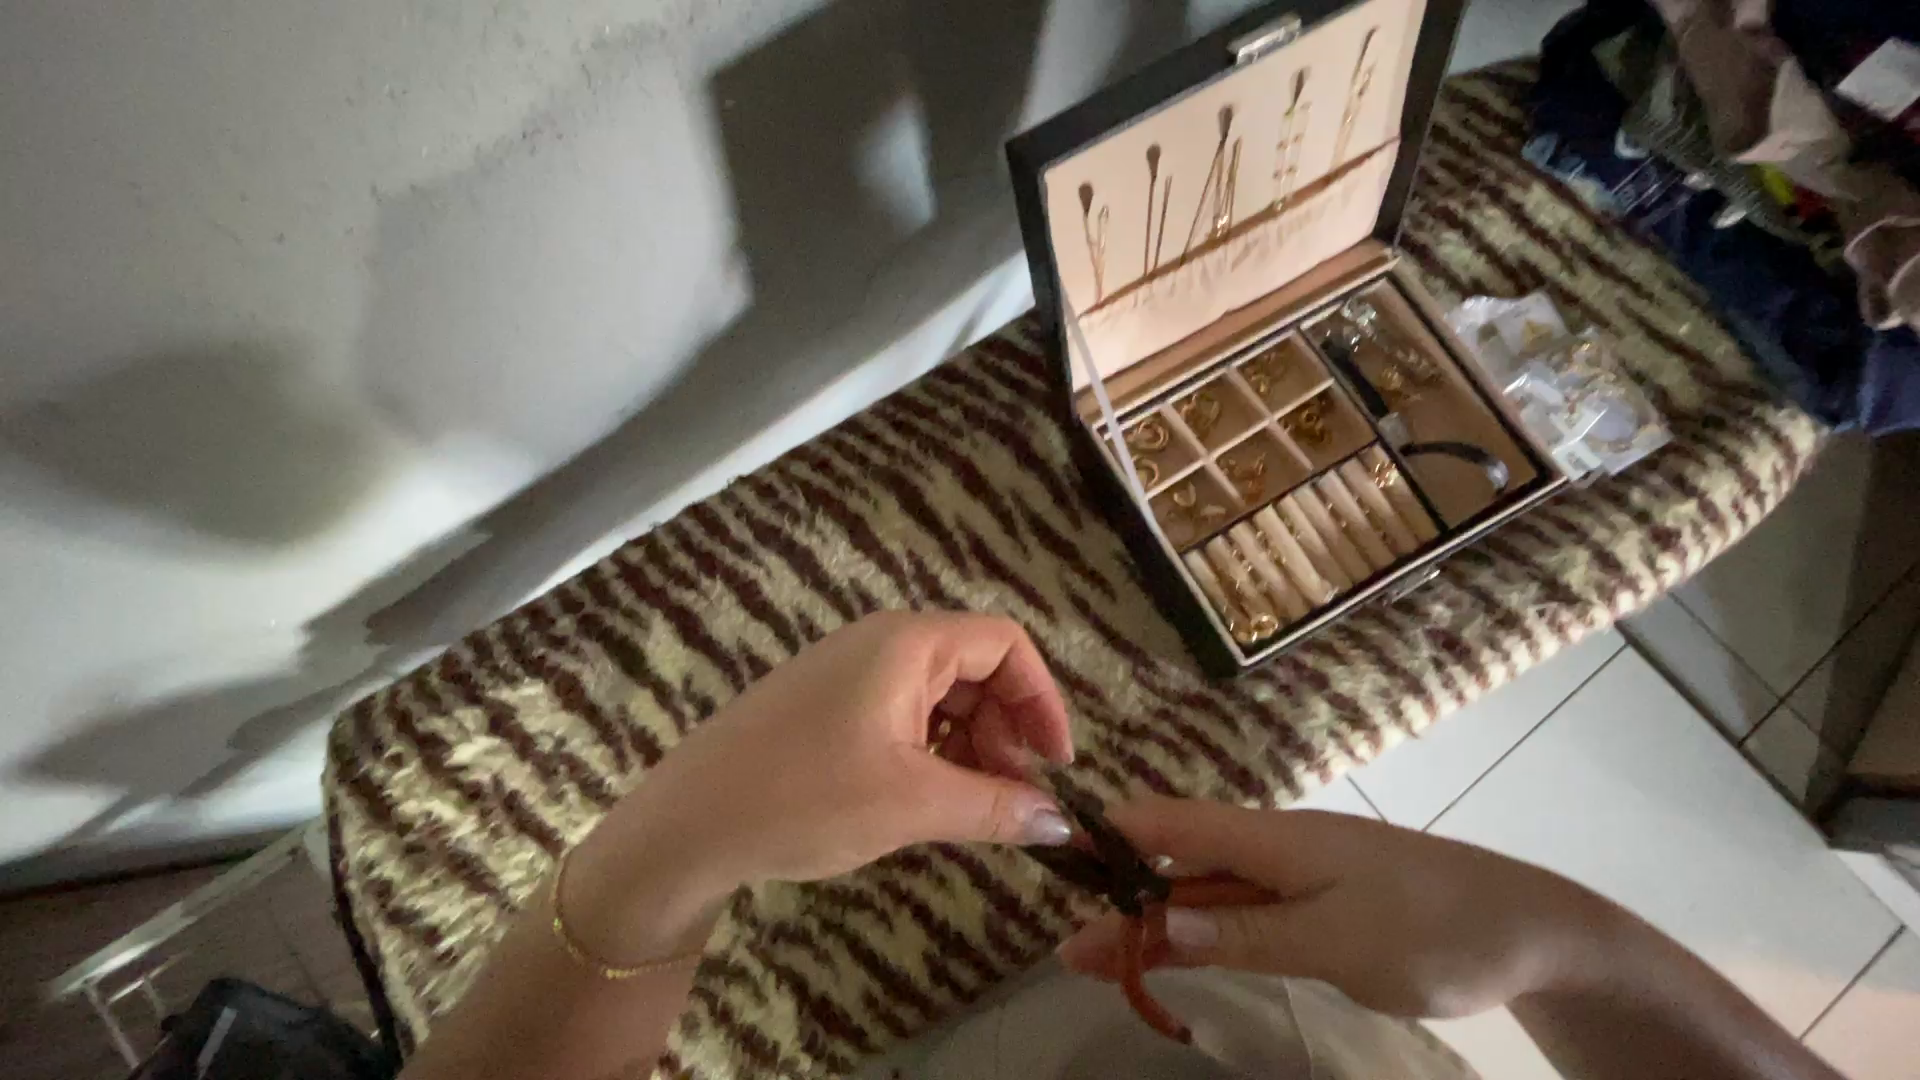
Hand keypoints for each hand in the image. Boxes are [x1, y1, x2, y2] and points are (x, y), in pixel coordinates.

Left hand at [564, 612, 1076, 959]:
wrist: (686, 824)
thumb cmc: (805, 798)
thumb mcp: (911, 804)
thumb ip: (995, 807)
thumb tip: (1061, 824)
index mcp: (908, 643)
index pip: (1005, 645)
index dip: (1042, 699)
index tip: (1057, 764)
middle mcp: (883, 643)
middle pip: (974, 670)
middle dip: (1006, 731)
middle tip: (1013, 798)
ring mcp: (851, 671)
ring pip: (940, 697)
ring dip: (971, 746)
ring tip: (972, 807)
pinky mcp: (830, 703)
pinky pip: (903, 714)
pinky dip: (932, 752)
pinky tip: (927, 799)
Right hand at [1057, 795, 1617, 1017]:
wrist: (1532, 929)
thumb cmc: (1434, 928)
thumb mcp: (1339, 941)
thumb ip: (1247, 931)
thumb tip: (1161, 916)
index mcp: (1268, 837)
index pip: (1168, 824)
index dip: (1109, 835)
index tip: (1056, 856)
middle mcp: (1266, 847)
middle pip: (1174, 863)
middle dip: (1119, 897)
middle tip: (1068, 945)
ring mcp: (1287, 875)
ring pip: (1201, 892)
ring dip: (1151, 921)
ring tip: (1095, 958)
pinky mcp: (1307, 902)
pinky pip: (1237, 912)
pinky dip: (1197, 933)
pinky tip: (1168, 952)